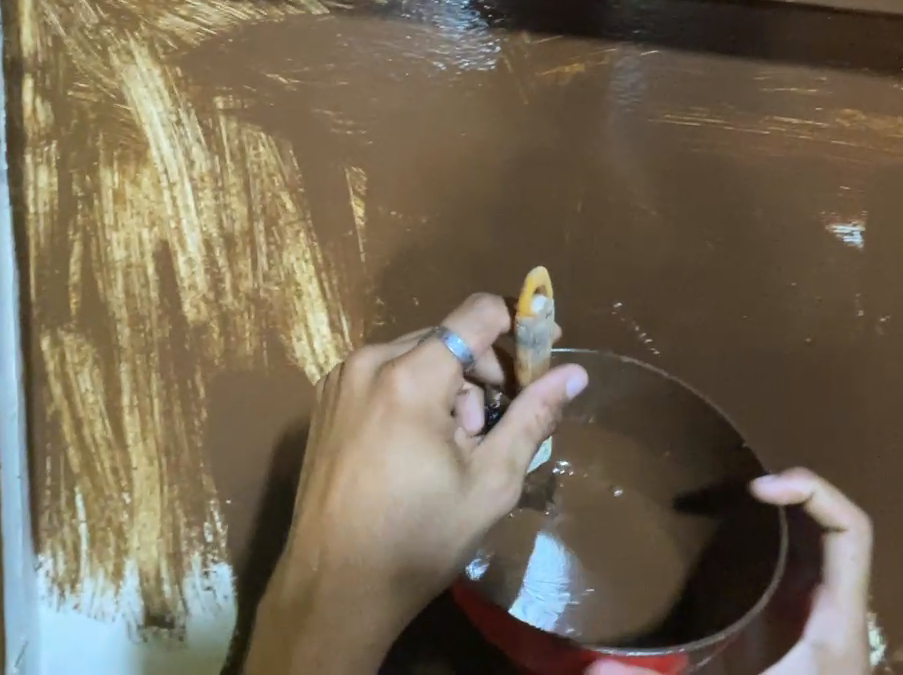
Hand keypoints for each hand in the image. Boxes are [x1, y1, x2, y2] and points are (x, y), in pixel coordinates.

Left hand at [244, 293, 589, 674]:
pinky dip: (413, 393)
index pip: (477, 313)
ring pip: (418, 355)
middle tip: (492, 431)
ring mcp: (342, 377)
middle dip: (483, 373)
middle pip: (448, 337)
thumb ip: (533, 416)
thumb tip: (575, 373)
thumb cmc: (420, 538)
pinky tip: (415, 447)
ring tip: (451, 450)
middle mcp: (370, 360)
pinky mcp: (327, 396)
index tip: (544, 348)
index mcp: (411, 376)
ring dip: (448, 387)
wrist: (334, 588)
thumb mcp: (491, 481)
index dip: (518, 322)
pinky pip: (386, 373)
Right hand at [588, 468, 872, 674]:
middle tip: (720, 482)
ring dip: (769, 508)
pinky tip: (714, 534)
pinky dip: (759, 534)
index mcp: (834, 616)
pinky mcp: (791, 620)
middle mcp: (831, 603)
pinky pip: (787, 558)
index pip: (849, 530)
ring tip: (713, 495)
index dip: (811, 491)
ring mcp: (813, 610)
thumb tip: (595, 668)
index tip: (754, 488)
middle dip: (779, 489)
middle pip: (823, 520)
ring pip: (805, 536)